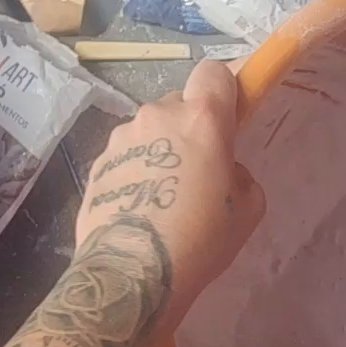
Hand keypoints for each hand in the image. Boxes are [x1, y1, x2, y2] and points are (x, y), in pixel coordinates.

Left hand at [75, 61, 264, 327]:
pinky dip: (137, 172)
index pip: (214, 72)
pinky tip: (140, 208)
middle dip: (190, 128)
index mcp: (202, 119)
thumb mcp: (248, 207)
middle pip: (179, 104)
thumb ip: (238, 172)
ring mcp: (121, 137)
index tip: (230, 115)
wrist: (133, 274)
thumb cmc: (202, 239)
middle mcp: (158, 115)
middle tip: (197, 171)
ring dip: (161, 150)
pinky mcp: (97, 163)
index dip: (224, 89)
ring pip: (150, 130)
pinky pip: (128, 155)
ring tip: (163, 197)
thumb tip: (221, 170)